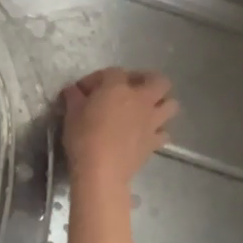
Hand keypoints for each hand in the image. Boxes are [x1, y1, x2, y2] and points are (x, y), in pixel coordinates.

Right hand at [61, 67, 178, 188]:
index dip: (97, 78)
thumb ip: (74, 97)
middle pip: (158, 80)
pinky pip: (164, 132)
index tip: (84, 90)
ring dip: (160, 103)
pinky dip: (157, 130)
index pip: (112, 72)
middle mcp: (141, 100)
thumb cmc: (84, 138)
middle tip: (130, 88)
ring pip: (171, 104)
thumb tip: (73, 90)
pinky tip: (145, 134)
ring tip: (144, 109)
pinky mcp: (155, 142)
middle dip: (147, 80)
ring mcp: (152, 121)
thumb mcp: (71, 114)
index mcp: (117, 88)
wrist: (102, 171)